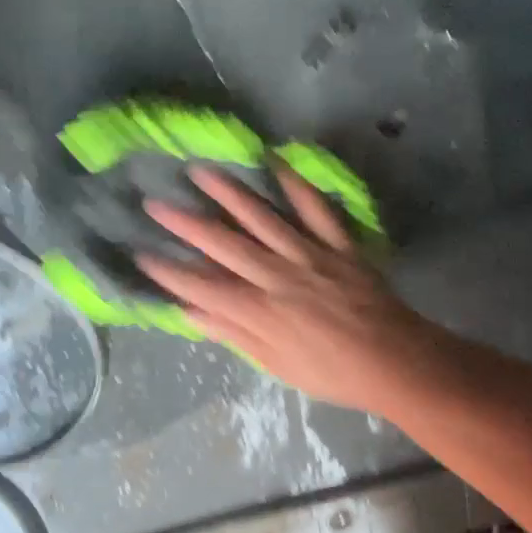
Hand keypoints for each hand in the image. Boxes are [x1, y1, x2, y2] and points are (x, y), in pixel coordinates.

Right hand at [137, 161, 444, 413]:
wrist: (393, 361)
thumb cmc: (331, 371)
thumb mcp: (276, 364)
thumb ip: (234, 334)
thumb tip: (190, 312)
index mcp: (260, 312)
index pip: (203, 288)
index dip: (168, 271)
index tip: (139, 252)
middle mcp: (278, 277)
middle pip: (224, 245)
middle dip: (185, 223)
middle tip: (154, 202)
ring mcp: (309, 255)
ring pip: (262, 218)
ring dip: (229, 193)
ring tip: (200, 170)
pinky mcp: (337, 243)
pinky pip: (315, 208)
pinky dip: (296, 184)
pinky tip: (275, 161)